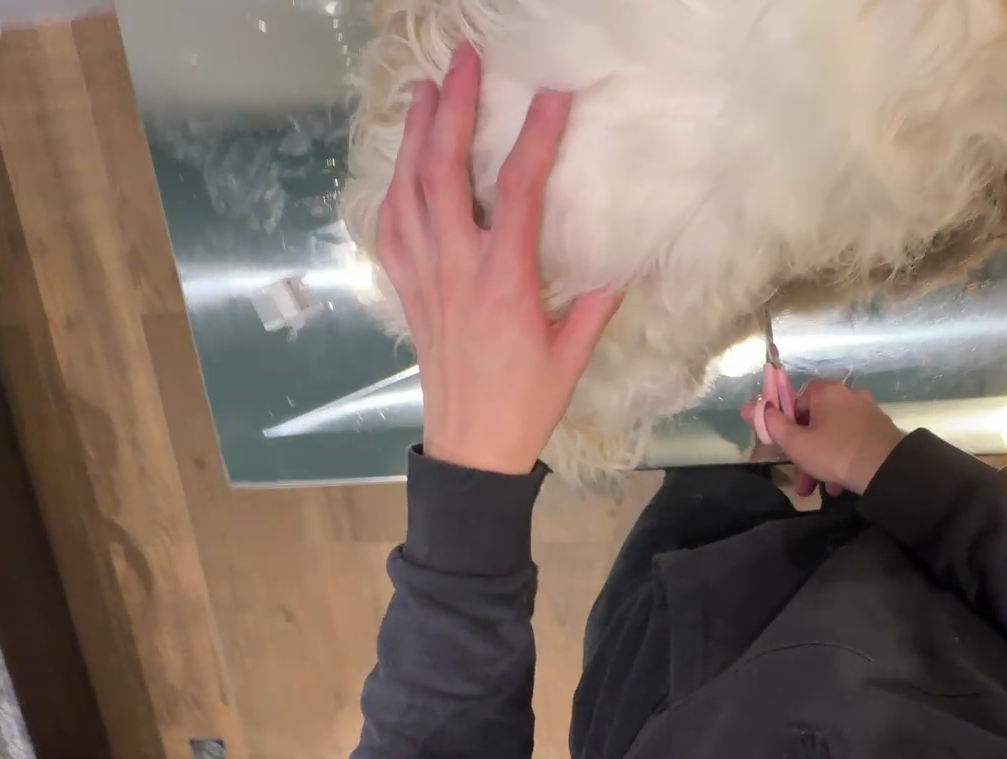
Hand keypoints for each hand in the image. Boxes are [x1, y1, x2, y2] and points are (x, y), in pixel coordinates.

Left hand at [375, 45, 621, 474]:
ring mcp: (424, 279)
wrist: (471, 447)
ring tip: (422, 94)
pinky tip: (400, 172)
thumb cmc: (525, 405)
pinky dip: (393, 191)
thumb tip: (617, 269)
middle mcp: (456, 269)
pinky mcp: (408, 294)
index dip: (537, 136)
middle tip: (461, 63)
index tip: (552, 94)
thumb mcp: (570, 357)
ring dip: (413, 138)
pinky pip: (390, 230)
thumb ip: (593, 308)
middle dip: (451, 110)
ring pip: (407, 192)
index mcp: (503, 282)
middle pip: (444, 173)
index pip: (519, 191)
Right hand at [757, 379, 905, 494]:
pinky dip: (843, 460)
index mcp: (826, 392)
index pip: (798, 401)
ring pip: (834, 436)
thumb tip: (756, 407)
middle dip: (806, 452)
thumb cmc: (833, 452)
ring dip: (823, 462)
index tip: (788, 447)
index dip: (788, 425)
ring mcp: (867, 411)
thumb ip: (772, 424)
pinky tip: (839, 484)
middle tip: (801, 477)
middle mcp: (848, 395)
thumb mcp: (795, 442)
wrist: (884, 468)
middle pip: (817, 422)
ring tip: (819, 488)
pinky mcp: (880, 429)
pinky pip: (852, 442)